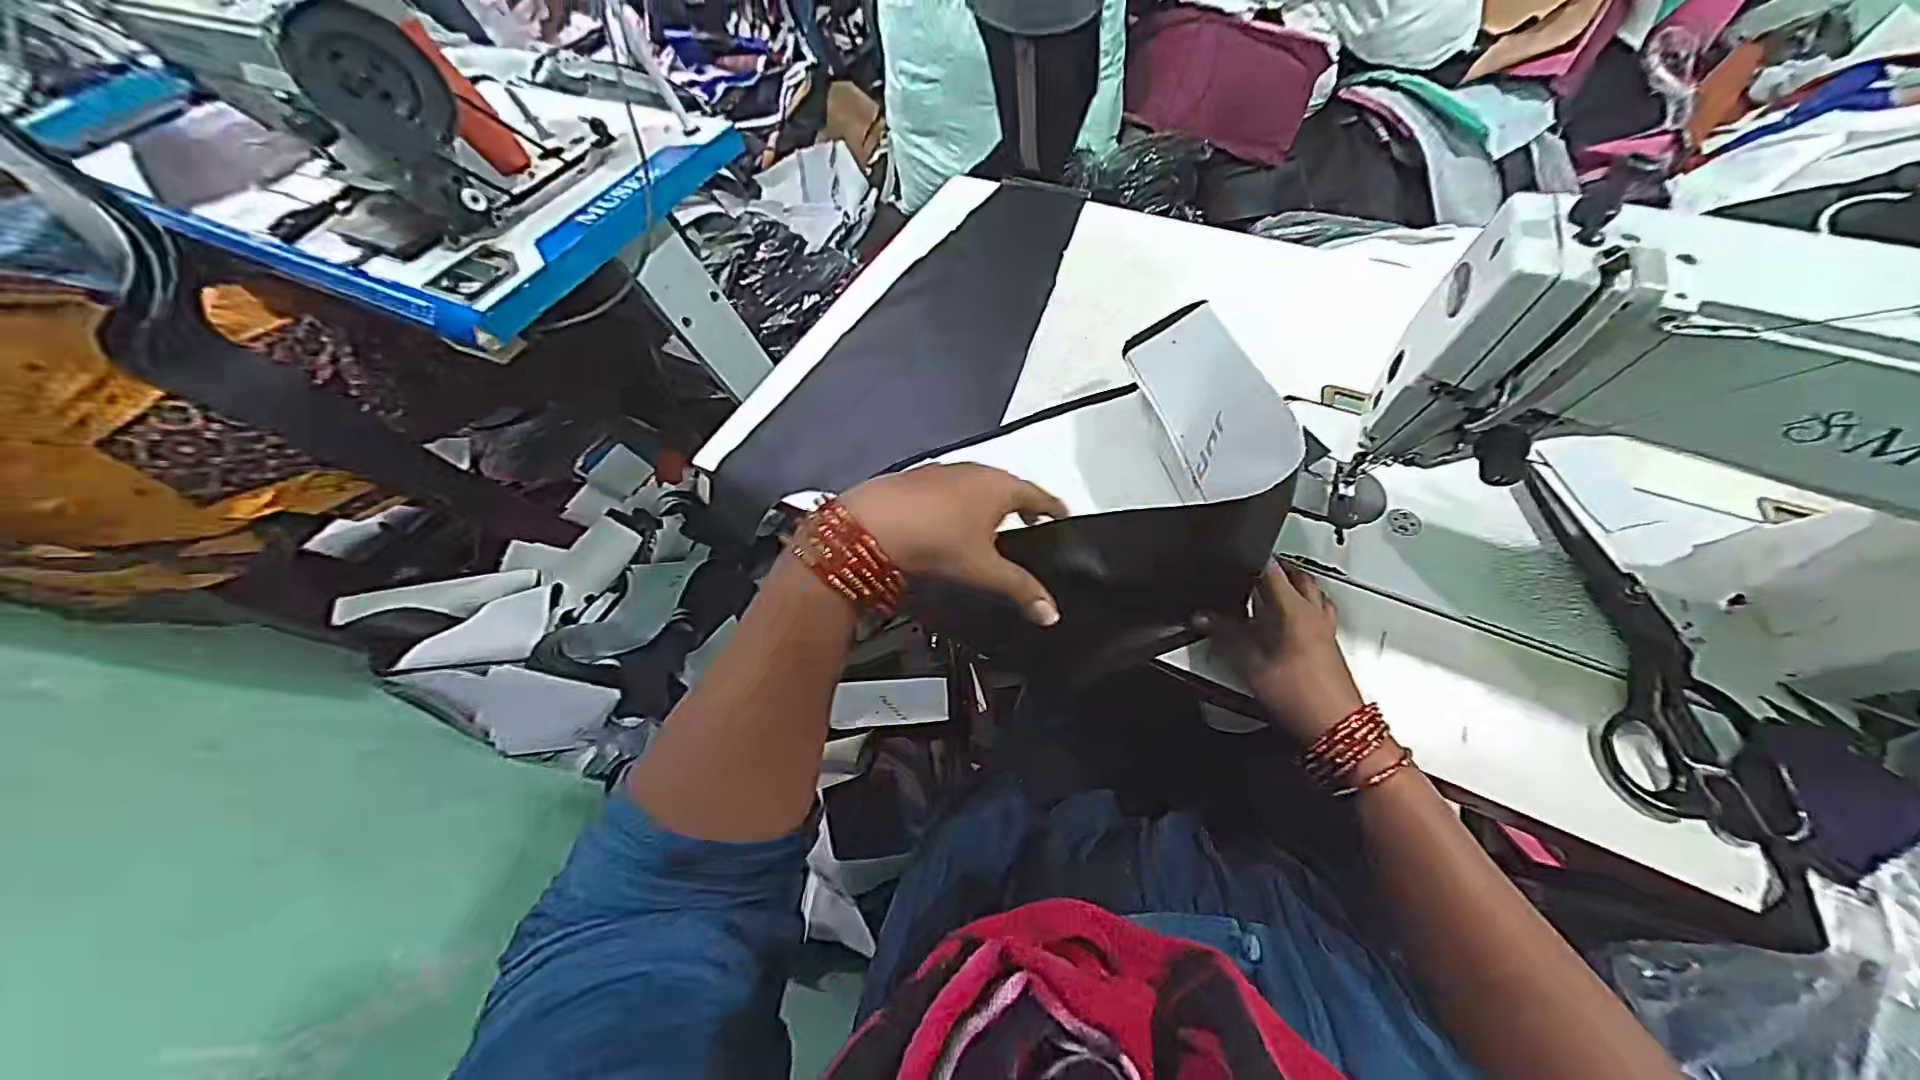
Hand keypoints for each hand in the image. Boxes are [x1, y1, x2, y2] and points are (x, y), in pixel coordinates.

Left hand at [840, 464, 1068, 624]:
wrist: (871, 523)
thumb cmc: (933, 537)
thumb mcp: (983, 569)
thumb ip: (1021, 589)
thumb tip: (1049, 612)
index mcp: (1000, 486)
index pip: (1041, 495)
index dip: (1054, 508)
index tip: (1061, 515)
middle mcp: (975, 470)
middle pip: (1009, 487)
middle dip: (1021, 505)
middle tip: (1029, 523)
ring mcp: (944, 471)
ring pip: (977, 486)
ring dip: (987, 503)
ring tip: (989, 529)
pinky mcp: (919, 479)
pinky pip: (950, 490)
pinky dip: (958, 504)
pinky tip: (949, 526)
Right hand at [1200, 561, 1364, 738]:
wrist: (1336, 727)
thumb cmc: (1301, 697)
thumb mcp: (1250, 665)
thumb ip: (1225, 636)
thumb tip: (1203, 618)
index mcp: (1295, 611)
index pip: (1273, 570)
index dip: (1253, 559)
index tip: (1236, 556)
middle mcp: (1314, 613)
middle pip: (1297, 576)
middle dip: (1274, 568)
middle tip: (1252, 569)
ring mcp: (1325, 628)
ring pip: (1311, 592)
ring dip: (1292, 584)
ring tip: (1269, 589)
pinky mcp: (1328, 643)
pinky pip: (1317, 611)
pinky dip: (1302, 606)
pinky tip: (1286, 619)